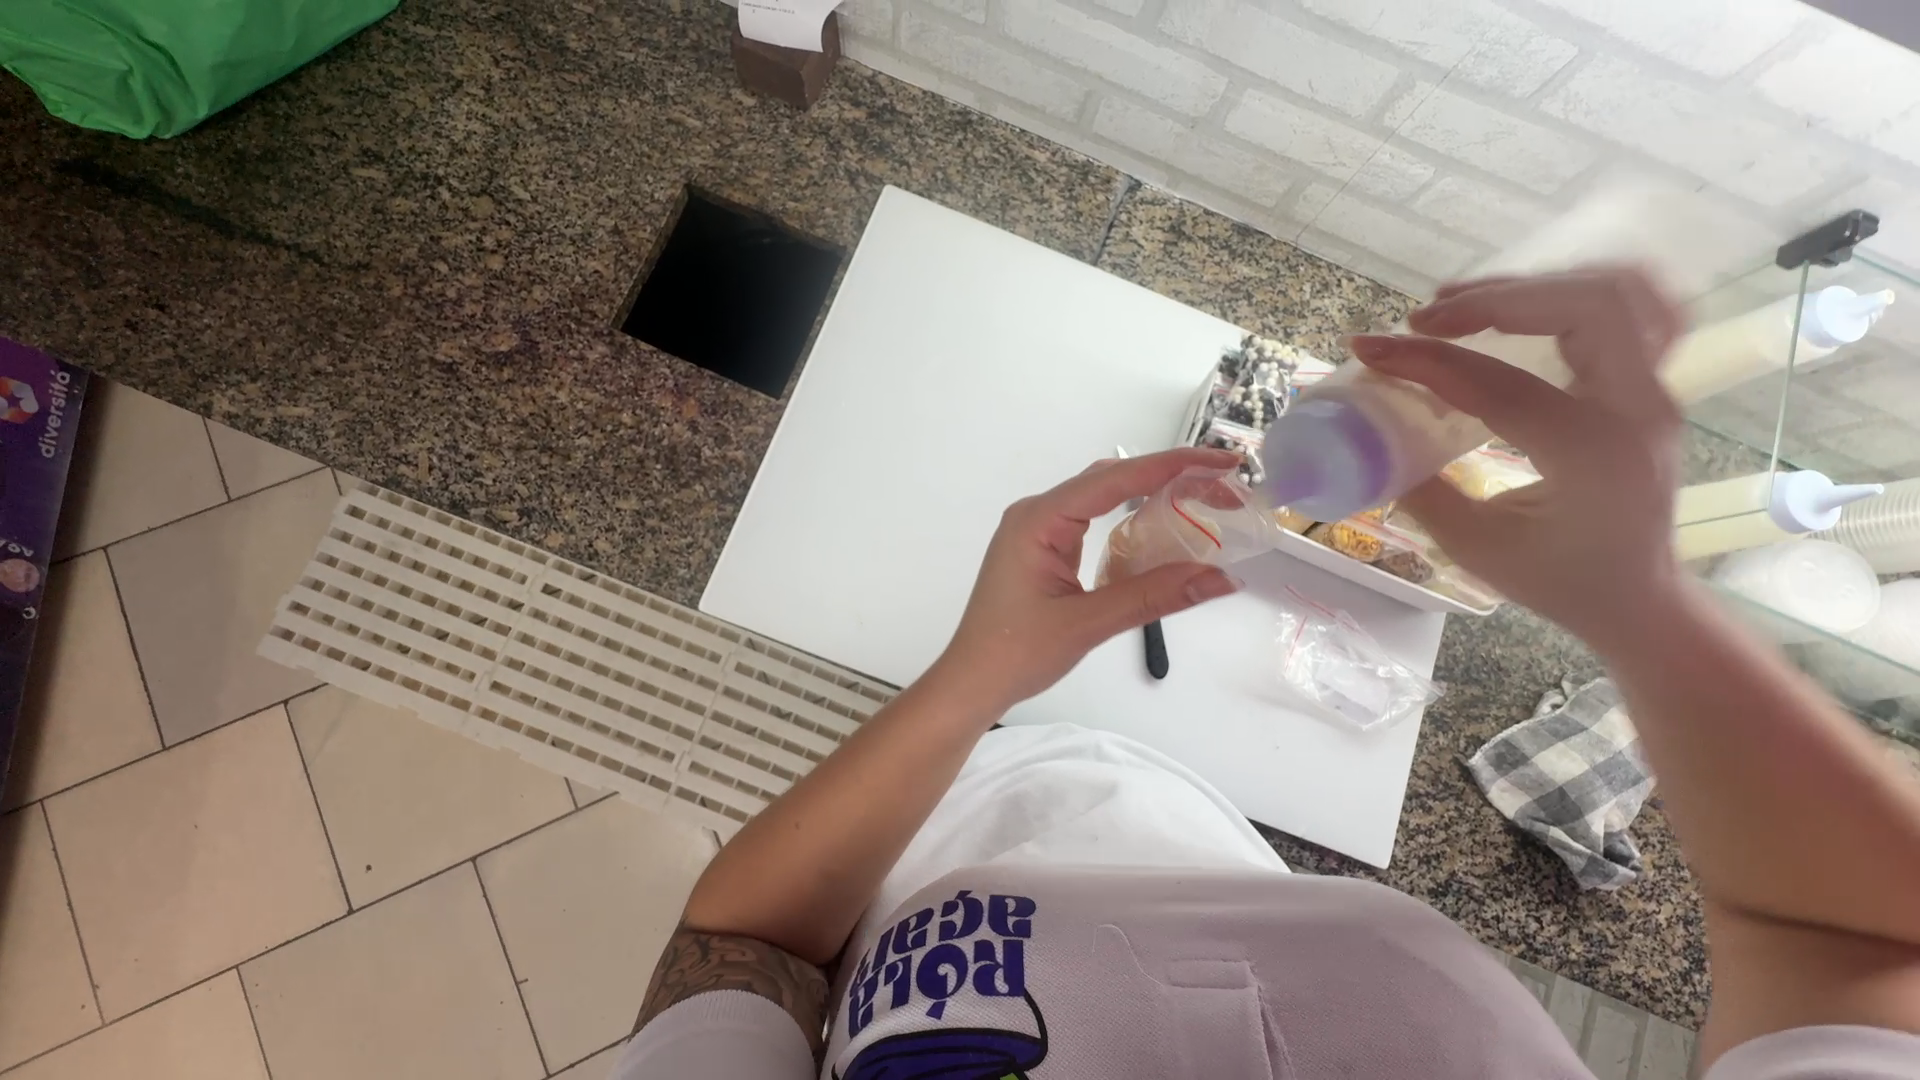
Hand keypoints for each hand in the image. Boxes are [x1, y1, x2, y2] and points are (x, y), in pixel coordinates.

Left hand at [933, 446, 1243, 712]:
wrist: (971, 681)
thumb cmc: (1016, 653)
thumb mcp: (1088, 623)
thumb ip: (1154, 597)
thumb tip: (1221, 578)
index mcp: (1038, 519)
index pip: (1114, 479)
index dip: (1172, 466)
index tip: (1222, 462)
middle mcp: (1036, 513)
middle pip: (1111, 480)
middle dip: (1169, 478)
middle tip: (1225, 487)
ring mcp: (1038, 529)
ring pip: (1102, 497)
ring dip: (1151, 496)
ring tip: (1205, 501)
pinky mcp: (1043, 547)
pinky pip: (1092, 520)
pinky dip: (1129, 520)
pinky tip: (1161, 529)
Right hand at [1347, 267, 1687, 646]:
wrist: (1637, 596)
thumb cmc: (1555, 580)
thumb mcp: (1473, 546)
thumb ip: (1421, 487)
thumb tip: (1369, 435)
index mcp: (1592, 456)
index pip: (1500, 384)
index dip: (1425, 360)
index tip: (1368, 347)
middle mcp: (1640, 409)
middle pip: (1585, 306)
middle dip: (1494, 300)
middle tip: (1423, 318)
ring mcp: (1658, 389)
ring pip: (1618, 293)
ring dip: (1535, 286)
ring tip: (1462, 302)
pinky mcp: (1652, 383)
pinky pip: (1637, 307)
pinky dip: (1577, 290)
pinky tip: (1525, 302)